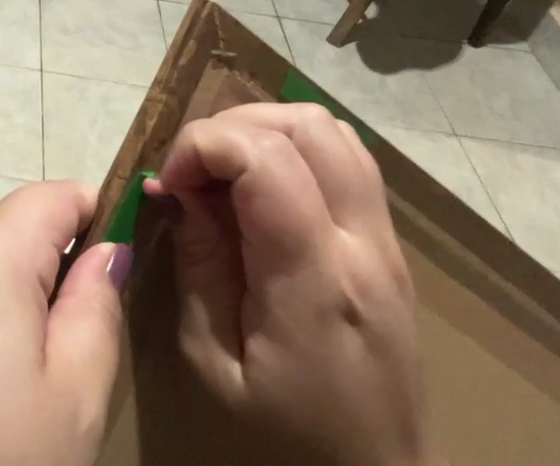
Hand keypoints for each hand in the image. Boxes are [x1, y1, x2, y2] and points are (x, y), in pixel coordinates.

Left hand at [0, 181, 128, 465]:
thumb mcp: (74, 389)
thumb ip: (98, 305)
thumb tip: (107, 252)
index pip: (57, 195)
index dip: (101, 215)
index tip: (127, 263)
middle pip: (20, 225)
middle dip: (60, 263)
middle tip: (84, 339)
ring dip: (22, 292)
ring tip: (36, 370)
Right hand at [148, 103, 436, 465]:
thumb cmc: (282, 442)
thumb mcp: (212, 364)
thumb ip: (199, 264)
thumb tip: (178, 189)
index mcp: (316, 280)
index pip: (265, 156)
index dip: (202, 145)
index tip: (168, 184)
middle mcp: (365, 247)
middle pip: (308, 125)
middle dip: (232, 126)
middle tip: (193, 172)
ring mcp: (388, 246)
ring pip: (335, 133)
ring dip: (266, 132)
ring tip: (223, 176)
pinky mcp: (391, 252)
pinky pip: (348, 165)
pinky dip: (295, 152)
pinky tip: (260, 195)